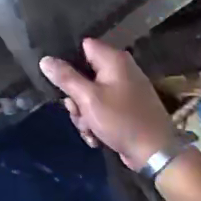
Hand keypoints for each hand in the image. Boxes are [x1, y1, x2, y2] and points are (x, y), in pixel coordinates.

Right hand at [40, 38, 175, 169]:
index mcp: (114, 60)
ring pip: (88, 93)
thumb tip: (45, 60)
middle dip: (74, 95)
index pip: (82, 46)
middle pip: (83, 73)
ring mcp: (123, 89)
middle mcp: (120, 70)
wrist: (155, 153)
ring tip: (88, 128)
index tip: (58, 77)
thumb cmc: (121, 120)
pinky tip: (95, 135)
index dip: (67, 60)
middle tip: (76, 110)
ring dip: (82, 112)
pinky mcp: (125, 106)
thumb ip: (65, 77)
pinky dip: (94, 120)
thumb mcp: (88, 98)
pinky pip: (100, 106)